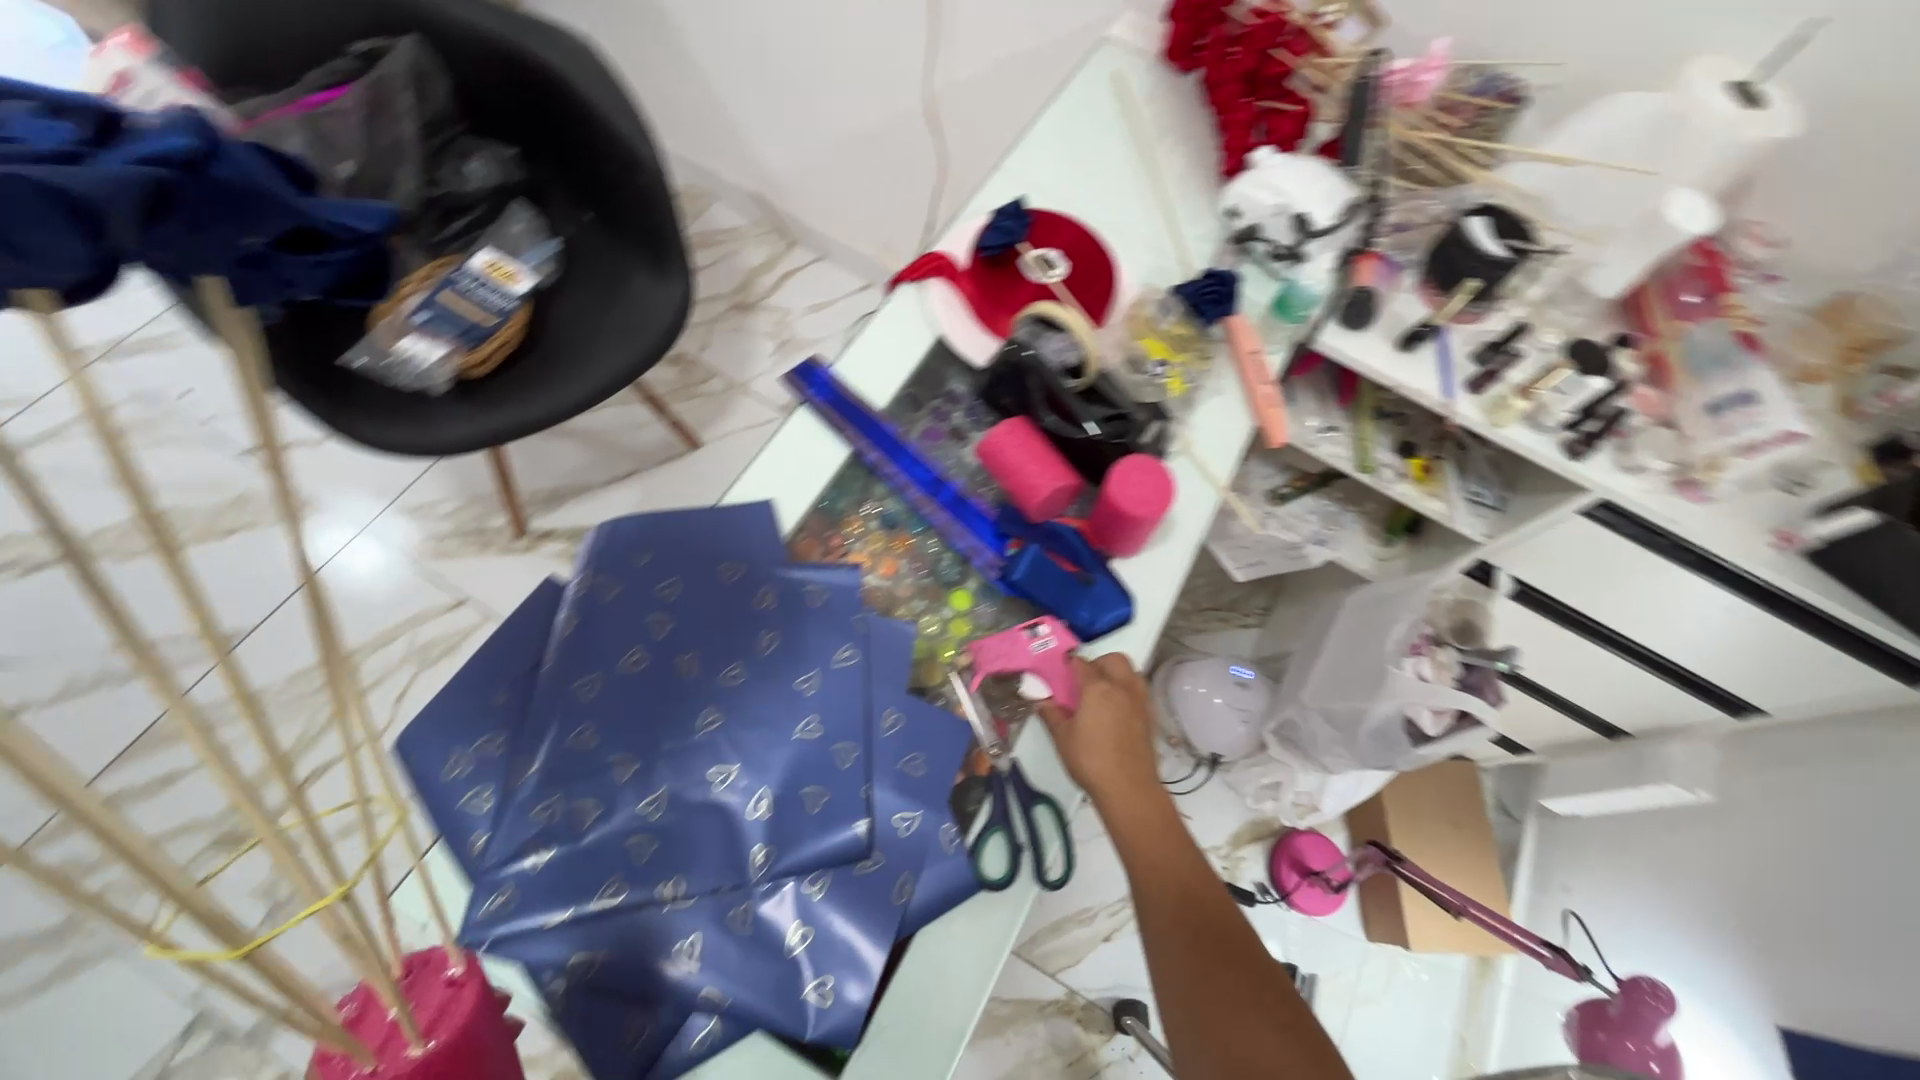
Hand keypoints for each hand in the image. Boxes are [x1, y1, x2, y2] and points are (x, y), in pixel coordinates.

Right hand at [1037, 653, 1160, 804]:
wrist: (1129, 787)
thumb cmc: (1090, 760)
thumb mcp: (1063, 737)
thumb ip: (1051, 715)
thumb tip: (1041, 701)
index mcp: (1098, 688)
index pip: (1082, 664)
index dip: (1070, 663)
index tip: (1061, 670)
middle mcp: (1122, 687)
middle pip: (1114, 660)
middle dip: (1099, 662)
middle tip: (1084, 680)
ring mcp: (1140, 701)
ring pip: (1132, 672)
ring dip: (1117, 674)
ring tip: (1103, 692)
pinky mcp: (1150, 716)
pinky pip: (1140, 691)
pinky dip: (1128, 691)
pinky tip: (1117, 710)